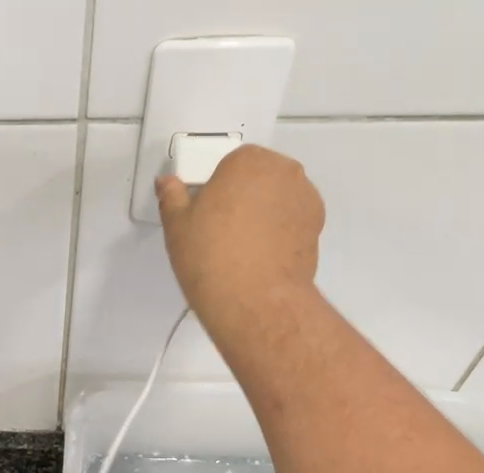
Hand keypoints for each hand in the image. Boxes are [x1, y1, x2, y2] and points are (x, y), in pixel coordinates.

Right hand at [156, 145, 324, 339]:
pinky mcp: (316, 226)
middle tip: (221, 233)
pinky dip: (279, 233)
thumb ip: (172, 197)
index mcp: (247, 161)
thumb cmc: (210, 257)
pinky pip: (291, 221)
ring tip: (243, 251)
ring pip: (277, 199)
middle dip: (242, 198)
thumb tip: (167, 183)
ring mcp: (305, 197)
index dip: (215, 190)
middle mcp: (283, 170)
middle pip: (258, 178)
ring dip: (263, 215)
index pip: (229, 165)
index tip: (205, 215)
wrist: (254, 300)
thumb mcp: (177, 227)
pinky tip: (261, 259)